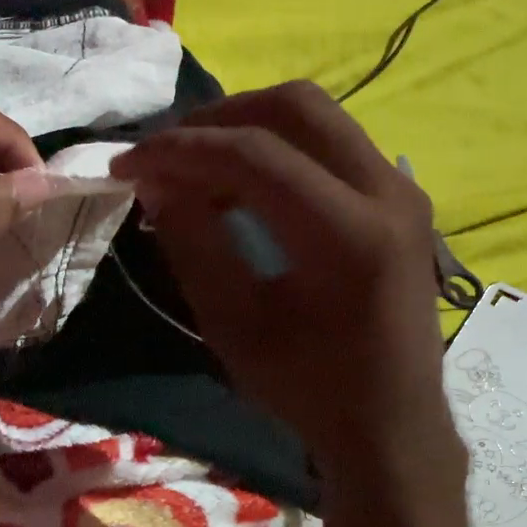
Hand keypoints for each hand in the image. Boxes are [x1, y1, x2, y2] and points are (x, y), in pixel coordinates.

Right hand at [111, 81, 462, 479]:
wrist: (389, 421)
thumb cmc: (303, 386)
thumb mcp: (231, 324)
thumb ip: (193, 246)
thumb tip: (157, 184)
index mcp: (346, 234)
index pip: (254, 155)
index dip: (179, 150)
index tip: (125, 164)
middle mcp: (387, 191)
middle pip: (295, 106)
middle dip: (214, 119)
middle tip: (159, 153)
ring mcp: (401, 187)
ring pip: (316, 116)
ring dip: (243, 130)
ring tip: (188, 169)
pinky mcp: (397, 197)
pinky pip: (329, 143)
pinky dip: (272, 149)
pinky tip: (233, 187)